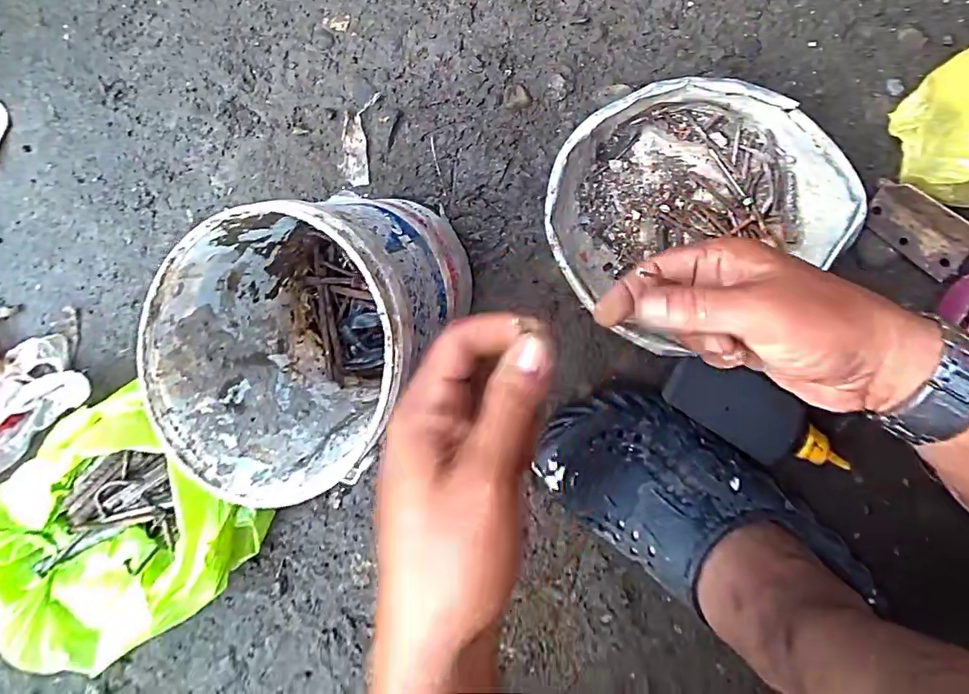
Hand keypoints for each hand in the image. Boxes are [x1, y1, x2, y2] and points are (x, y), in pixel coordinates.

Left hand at [372, 314, 553, 693]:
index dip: (499, 329)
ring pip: (490, 399)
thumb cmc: (447, 568)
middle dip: (515, 368)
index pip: (457, 342)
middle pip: (475, 367)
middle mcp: (430, 424)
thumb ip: (512, 403)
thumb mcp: (486, 473)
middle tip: (548, 380)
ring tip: (530, 435)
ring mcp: (448, 448)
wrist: (439, 639)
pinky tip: (524, 457)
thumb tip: (533, 346)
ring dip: (518, 406)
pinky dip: (517, 434)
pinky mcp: (466, 471)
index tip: (540, 332)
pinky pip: (496, 431)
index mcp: (420, 414)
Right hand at [592, 238, 940, 413]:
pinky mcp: (743, 339)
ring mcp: (734, 311)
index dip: (631, 289)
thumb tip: (640, 302)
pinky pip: (708, 346)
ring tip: (738, 344)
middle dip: (680, 322)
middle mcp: (725, 281)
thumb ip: (692, 307)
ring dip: (704, 342)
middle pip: (668, 298)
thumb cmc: (827, 324)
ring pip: (686, 327)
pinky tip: (745, 356)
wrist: (875, 366)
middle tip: (708, 334)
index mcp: (724, 258)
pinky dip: (719, 355)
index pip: (660, 268)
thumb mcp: (753, 312)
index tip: (607, 313)